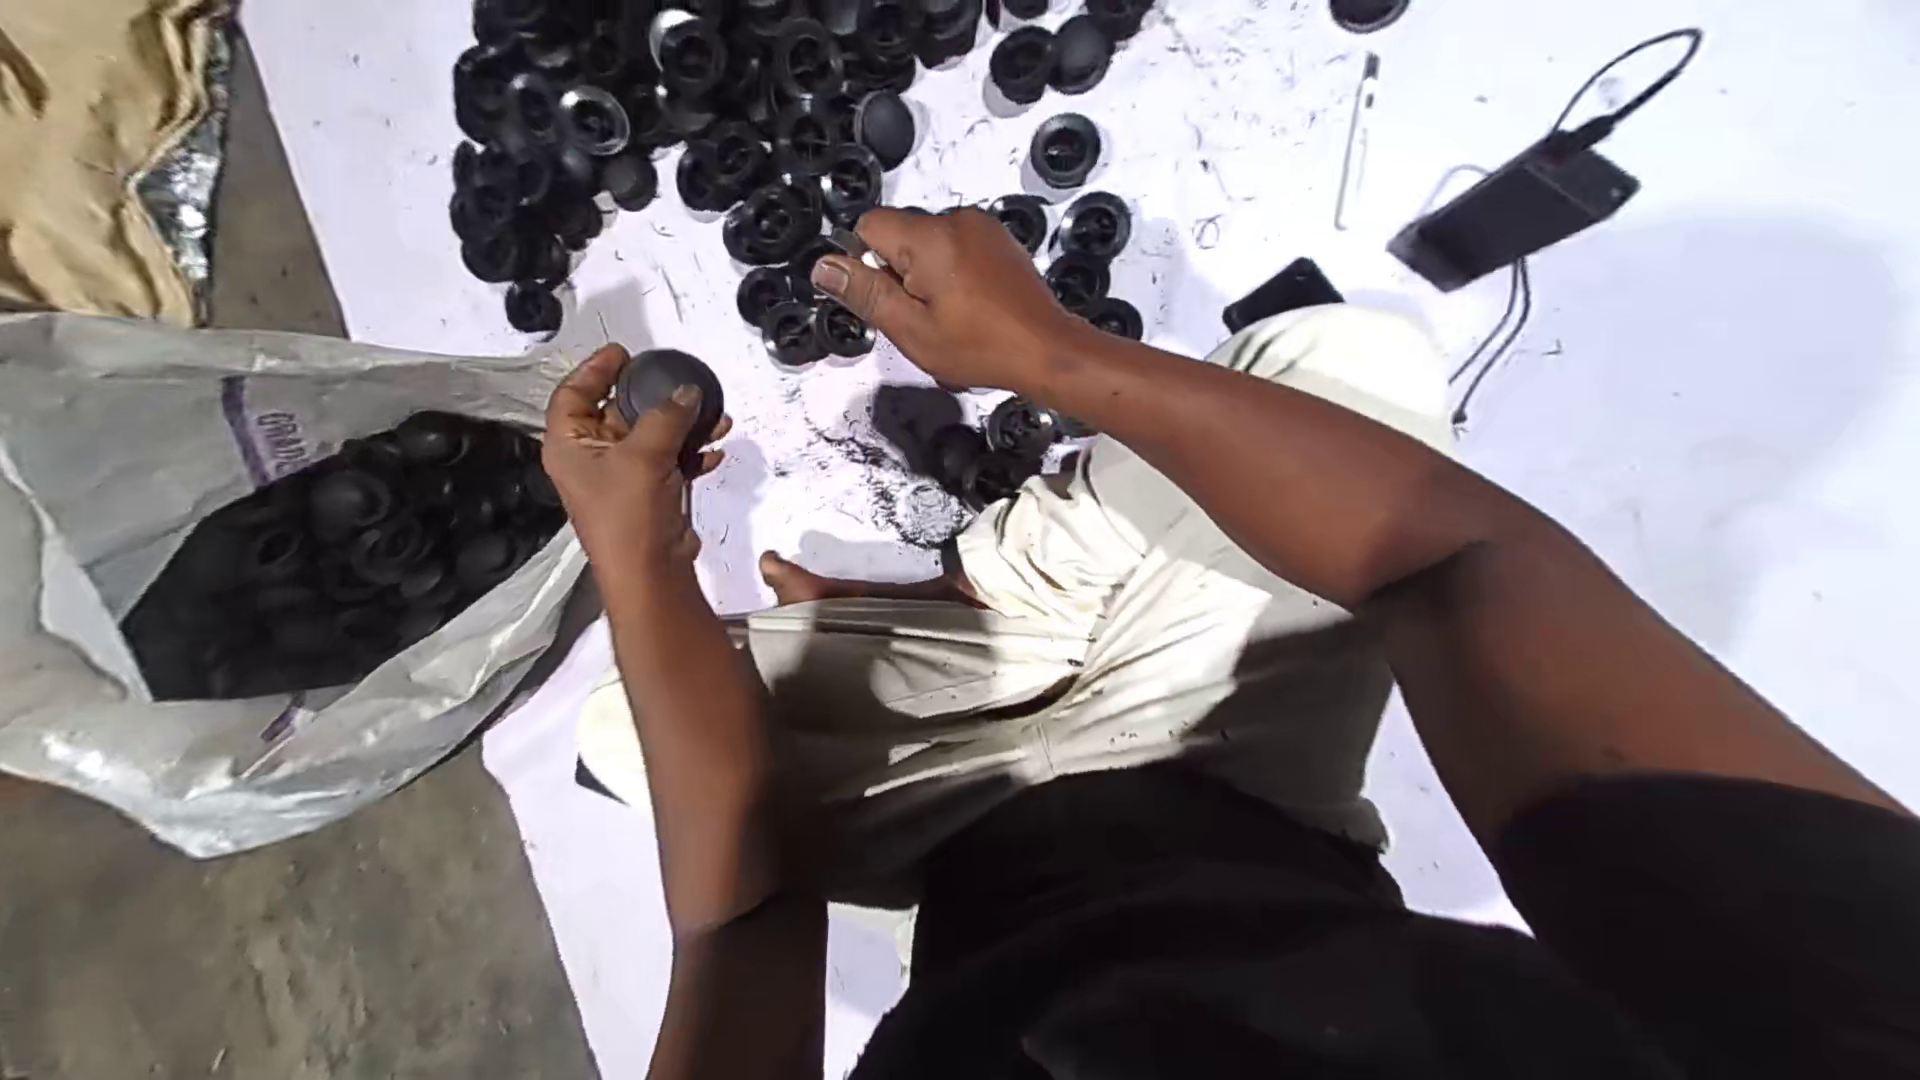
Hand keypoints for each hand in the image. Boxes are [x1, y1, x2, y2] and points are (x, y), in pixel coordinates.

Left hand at [542, 344, 729, 577]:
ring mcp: (625, 476)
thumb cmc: (629, 515)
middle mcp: (593, 458)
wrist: (652, 570)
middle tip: (676, 380)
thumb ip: (666, 417)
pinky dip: (693, 454)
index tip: (623, 353)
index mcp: (571, 446)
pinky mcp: (653, 492)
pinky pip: (673, 461)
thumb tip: (688, 392)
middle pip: (619, 412)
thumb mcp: (643, 455)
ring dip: (684, 426)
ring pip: (654, 437)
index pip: (574, 394)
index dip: (596, 370)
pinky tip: (715, 450)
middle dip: (654, 398)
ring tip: (713, 415)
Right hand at [809, 207, 1090, 391]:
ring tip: (952, 320)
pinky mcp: (1000, 242)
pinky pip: (959, 252)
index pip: (869, 226)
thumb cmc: (984, 348)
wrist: (1047, 351)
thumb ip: (865, 294)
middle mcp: (957, 221)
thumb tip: (825, 266)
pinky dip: (955, 278)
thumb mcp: (912, 330)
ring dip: (929, 281)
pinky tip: (971, 311)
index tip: (886, 299)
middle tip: (924, 319)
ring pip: (931, 248)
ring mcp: (983, 229)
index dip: (867, 265)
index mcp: (928, 239)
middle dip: (901, 277)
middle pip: (902, 238)